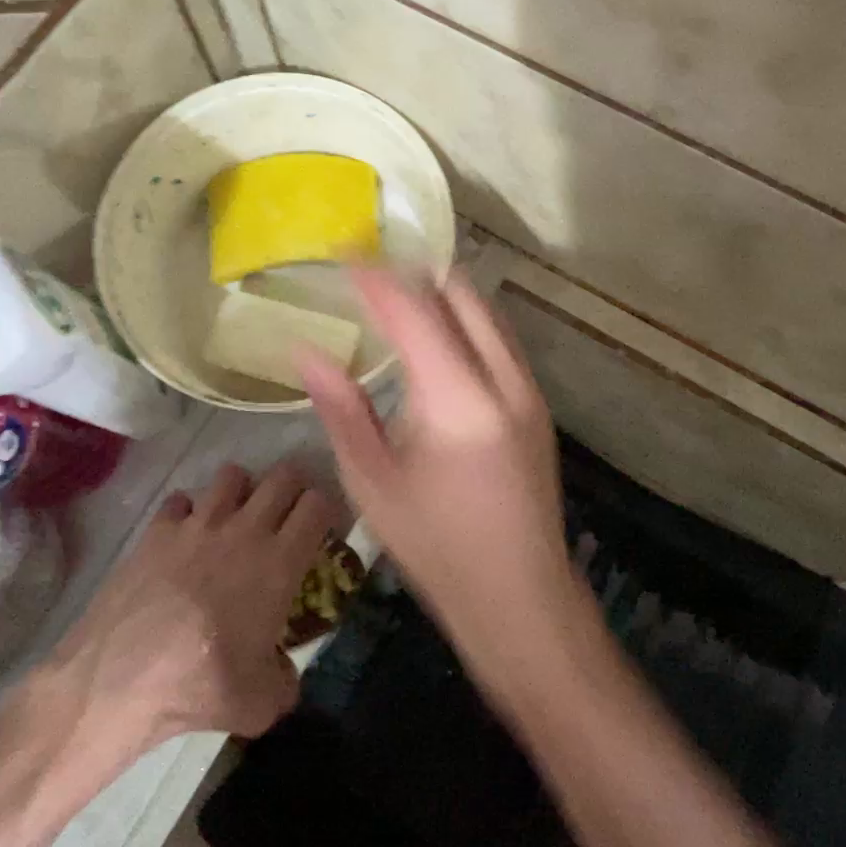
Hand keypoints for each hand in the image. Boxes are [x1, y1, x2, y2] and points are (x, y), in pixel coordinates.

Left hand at [44, 462, 337, 764]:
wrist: (121, 680)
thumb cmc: (203, 686)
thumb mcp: (262, 701)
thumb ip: (284, 679)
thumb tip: (282, 674)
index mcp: (280, 561)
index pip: (318, 505)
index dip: (325, 510)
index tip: (321, 529)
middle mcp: (244, 530)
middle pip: (283, 475)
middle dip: (292, 487)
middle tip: (287, 514)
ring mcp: (197, 525)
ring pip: (232, 475)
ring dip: (241, 491)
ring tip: (236, 518)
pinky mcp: (156, 531)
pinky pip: (181, 500)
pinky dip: (188, 512)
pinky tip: (184, 538)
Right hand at [300, 269, 573, 652]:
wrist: (520, 595)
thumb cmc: (437, 548)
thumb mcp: (374, 483)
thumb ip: (342, 410)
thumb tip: (307, 352)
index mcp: (457, 399)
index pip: (415, 311)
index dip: (377, 276)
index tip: (345, 251)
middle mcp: (503, 381)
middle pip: (463, 296)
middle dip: (416, 274)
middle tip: (371, 272)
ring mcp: (529, 391)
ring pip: (488, 314)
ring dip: (445, 295)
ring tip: (399, 297)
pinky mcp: (538, 406)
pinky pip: (501, 340)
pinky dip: (467, 323)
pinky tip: (438, 340)